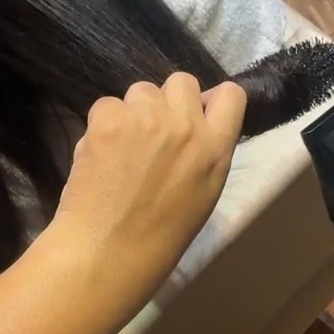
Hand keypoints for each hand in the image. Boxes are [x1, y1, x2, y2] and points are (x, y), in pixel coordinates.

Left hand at [42, 73, 245, 293]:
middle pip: (182, 82)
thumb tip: (196, 119)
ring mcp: (146, 117)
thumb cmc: (162, 233)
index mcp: (216, 147)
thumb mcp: (206, 191)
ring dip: (135, 111)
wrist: (107, 251)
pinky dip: (105, 124)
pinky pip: (108, 104)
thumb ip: (207, 150)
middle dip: (169, 101)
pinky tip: (102, 153)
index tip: (198, 113)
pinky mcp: (108, 119)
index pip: (231, 94)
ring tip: (125, 146)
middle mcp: (185, 124)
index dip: (211, 99)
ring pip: (141, 90)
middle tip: (155, 131)